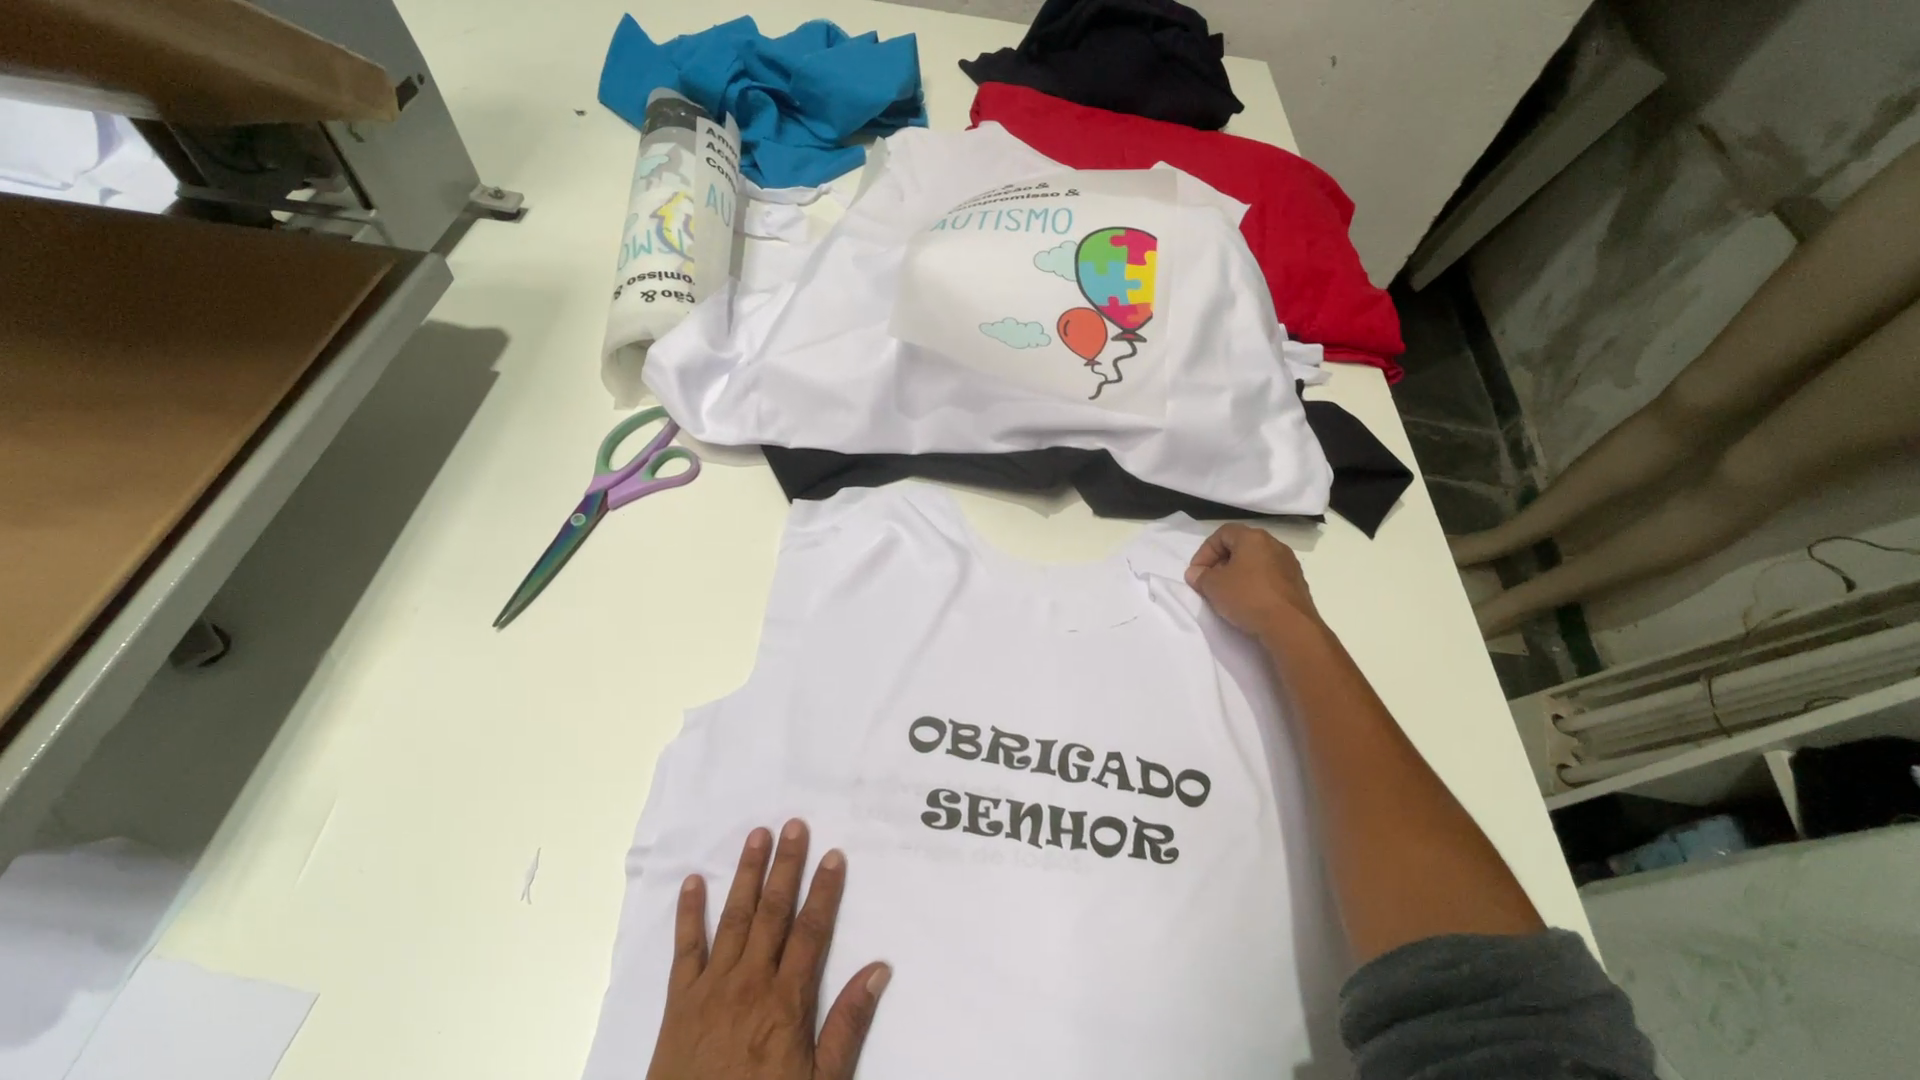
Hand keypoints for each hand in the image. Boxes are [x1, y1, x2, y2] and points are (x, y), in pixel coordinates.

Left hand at [646, 821, 889, 1079]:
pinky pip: (685, 948)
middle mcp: (750, 982)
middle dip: (786, 866)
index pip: (811, 931)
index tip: (834, 855)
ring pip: (733, 918)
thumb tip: (879, 970)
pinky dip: (688, 913)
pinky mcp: (678, 1000)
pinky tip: (693, 881)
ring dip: (746, 874)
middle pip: (772, 912)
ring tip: (757, 835)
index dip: (825, 891)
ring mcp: (711, 987)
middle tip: (794, 825)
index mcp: (786, 1000)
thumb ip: (848, 1024)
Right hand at [1184, 524, 1323, 640]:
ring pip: (1257, 561)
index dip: (1205, 551)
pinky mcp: (1298, 583)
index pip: (1223, 533)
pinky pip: (1270, 577)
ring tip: (1229, 593)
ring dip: (1239, 573)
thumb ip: (1200, 576)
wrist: (1290, 626)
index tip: (1198, 572)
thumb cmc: (1248, 597)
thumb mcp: (1213, 587)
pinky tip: (1250, 602)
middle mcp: (1274, 545)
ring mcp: (1289, 564)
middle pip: (1241, 546)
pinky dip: (1256, 584)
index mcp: (1253, 538)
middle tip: (1211, 582)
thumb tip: (1196, 573)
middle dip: (1221, 562)